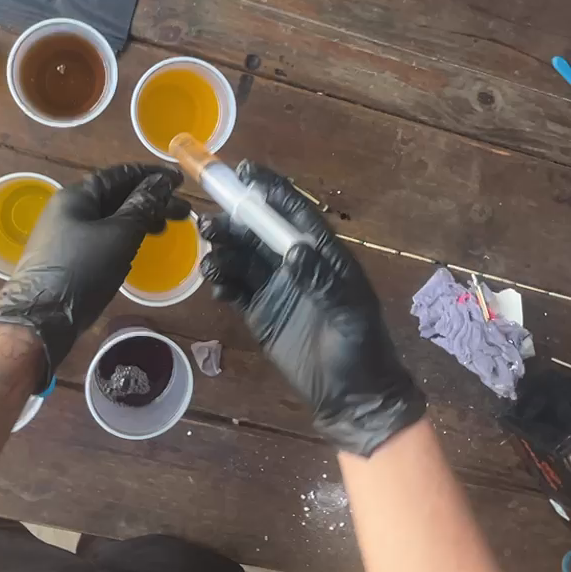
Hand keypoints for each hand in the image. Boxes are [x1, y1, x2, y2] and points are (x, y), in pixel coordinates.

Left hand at [0, 163, 188, 384]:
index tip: (180, 181)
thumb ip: (142, 207)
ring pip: (110, 218)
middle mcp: (68, 209)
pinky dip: (124, 236)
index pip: (120, 174)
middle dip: (150, 201)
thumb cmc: (82, 270)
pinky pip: (102, 237)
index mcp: (77, 195)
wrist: (39, 319)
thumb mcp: (120, 235)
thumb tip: (161, 182)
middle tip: (183, 212)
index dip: (152, 175)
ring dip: (139, 219)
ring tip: (165, 229)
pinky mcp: (67, 258)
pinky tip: (138, 246)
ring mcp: (65, 235)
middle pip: (116, 196)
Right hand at [198, 163, 425, 456]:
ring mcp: (275, 288)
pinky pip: (234, 287)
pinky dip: (222, 281)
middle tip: (209, 223)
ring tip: (209, 257)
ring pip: (242, 256)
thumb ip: (324, 282)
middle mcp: (295, 265)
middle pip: (259, 232)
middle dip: (235, 222)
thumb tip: (293, 252)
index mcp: (322, 256)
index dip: (271, 190)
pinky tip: (216, 285)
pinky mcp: (259, 313)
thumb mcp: (350, 315)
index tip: (244, 172)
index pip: (295, 213)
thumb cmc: (361, 351)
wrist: (352, 399)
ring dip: (223, 250)